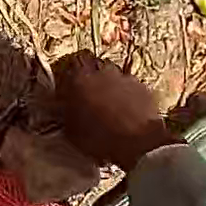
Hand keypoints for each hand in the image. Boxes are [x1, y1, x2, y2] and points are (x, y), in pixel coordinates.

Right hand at [51, 51, 179, 170]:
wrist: (139, 142)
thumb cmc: (100, 137)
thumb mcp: (72, 132)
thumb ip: (66, 114)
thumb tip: (63, 109)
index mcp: (80, 80)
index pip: (72, 63)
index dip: (72, 74)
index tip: (70, 85)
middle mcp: (102, 72)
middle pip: (95, 66)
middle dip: (92, 77)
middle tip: (89, 94)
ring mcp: (124, 78)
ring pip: (114, 76)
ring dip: (111, 86)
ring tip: (109, 106)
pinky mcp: (143, 87)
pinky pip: (131, 87)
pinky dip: (128, 95)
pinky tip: (127, 111)